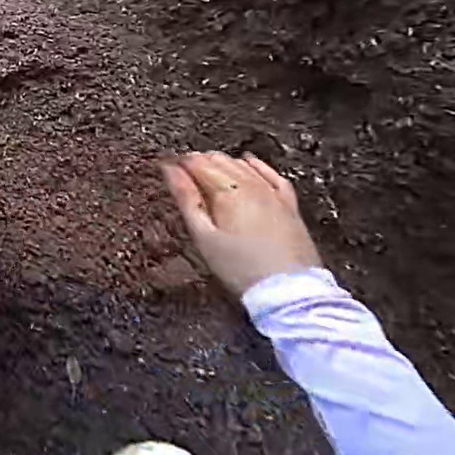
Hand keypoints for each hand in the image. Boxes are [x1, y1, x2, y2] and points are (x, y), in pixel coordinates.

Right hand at [160, 151, 321, 298]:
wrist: (289, 293)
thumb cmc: (239, 268)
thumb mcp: (203, 236)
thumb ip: (186, 198)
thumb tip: (170, 170)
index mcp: (227, 191)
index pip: (197, 164)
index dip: (179, 162)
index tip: (166, 165)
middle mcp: (251, 185)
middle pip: (219, 161)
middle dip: (198, 161)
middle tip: (182, 171)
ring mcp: (272, 193)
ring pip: (242, 165)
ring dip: (221, 163)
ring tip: (206, 170)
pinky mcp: (289, 205)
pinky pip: (272, 175)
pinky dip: (257, 166)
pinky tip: (248, 163)